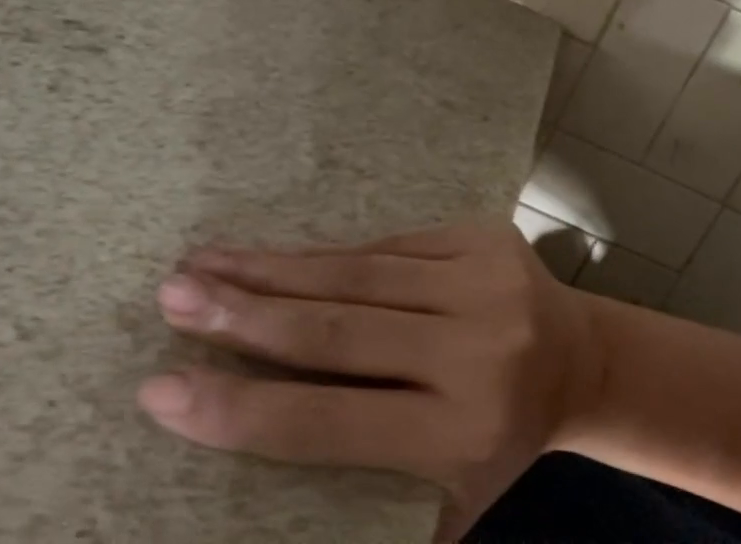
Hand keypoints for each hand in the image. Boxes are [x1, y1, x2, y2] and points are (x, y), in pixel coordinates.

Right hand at [137, 223, 602, 540]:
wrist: (581, 359)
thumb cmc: (502, 439)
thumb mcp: (447, 490)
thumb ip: (370, 487)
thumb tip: (255, 503)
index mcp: (459, 432)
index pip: (329, 421)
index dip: (240, 410)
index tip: (159, 392)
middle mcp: (476, 351)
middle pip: (338, 332)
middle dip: (243, 315)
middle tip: (170, 298)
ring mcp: (484, 283)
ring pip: (357, 275)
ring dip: (271, 269)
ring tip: (202, 264)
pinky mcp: (484, 237)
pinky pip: (387, 246)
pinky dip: (324, 255)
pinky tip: (274, 255)